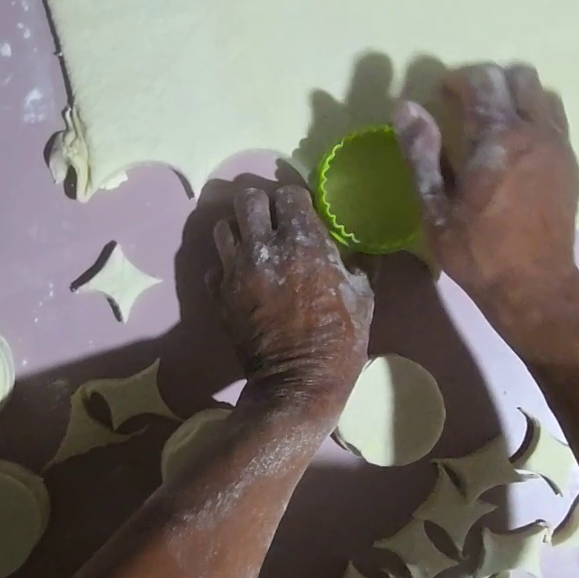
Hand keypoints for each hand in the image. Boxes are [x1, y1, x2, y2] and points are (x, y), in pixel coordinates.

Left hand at [211, 185, 373, 416]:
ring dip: (238, 230)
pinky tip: (241, 277)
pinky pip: (214, 266)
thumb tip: (362, 241)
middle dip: (260, 204)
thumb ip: (360, 261)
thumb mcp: (364, 297)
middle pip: (247, 200)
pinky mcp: (219, 295)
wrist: (298, 383)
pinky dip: (226, 267)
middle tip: (271, 219)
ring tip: (251, 244)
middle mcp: (264, 248)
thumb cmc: (339, 341)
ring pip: (223, 227)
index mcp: (304, 242)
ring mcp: (236, 271)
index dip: (294, 199)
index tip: (301, 211)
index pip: (288, 193)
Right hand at [393, 64, 578, 353]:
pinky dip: (533, 114)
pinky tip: (515, 144)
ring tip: (491, 122)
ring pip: (539, 91)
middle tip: (464, 107)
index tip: (439, 96)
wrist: (533, 285)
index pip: (480, 81)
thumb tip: (405, 107)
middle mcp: (532, 130)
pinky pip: (554, 116)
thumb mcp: (435, 210)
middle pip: (514, 76)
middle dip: (486, 83)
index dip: (455, 82)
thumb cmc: (476, 253)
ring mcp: (557, 144)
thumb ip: (421, 154)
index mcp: (495, 139)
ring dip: (513, 95)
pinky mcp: (569, 161)